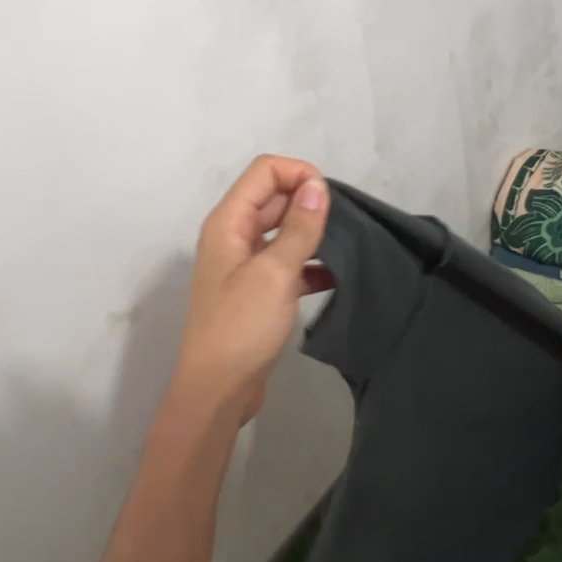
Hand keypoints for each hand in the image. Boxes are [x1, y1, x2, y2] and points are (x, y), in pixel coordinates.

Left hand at [175, 155, 332, 424]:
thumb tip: (317, 186)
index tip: (330, 199)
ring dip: (311, 231)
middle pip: (273, 197)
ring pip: (282, 230)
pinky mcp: (257, 290)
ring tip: (343, 246)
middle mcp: (233, 236)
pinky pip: (286, 262)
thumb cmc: (242, 326)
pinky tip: (333, 276)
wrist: (218, 390)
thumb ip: (299, 227)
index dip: (299, 173)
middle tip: (342, 223)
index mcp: (228, 222)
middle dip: (307, 200)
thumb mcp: (275, 272)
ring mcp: (244, 264)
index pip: (265, 171)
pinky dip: (309, 263)